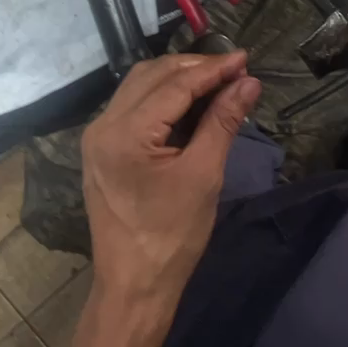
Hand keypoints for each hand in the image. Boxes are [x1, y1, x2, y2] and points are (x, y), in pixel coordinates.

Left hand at [81, 53, 261, 305]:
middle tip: (236, 71)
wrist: (134, 287)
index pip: (175, 84)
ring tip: (218, 82)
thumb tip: (249, 82)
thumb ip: (223, 121)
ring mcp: (98, 136)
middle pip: (153, 75)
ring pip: (141, 85)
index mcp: (125, 133)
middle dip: (196, 67)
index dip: (213, 68)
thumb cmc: (172, 237)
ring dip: (179, 78)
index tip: (246, 58)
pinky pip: (134, 105)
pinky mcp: (102, 148)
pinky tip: (191, 102)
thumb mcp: (204, 175)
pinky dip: (164, 96)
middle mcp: (103, 125)